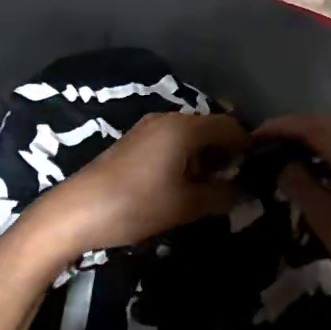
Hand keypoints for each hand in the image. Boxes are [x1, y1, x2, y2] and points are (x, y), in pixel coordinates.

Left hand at [23, 111, 245, 258]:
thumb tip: (244, 192)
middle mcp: (168, 119)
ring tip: (206, 189)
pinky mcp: (133, 140)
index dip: (247, 147)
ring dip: (204, 157)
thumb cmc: (137, 205)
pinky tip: (179, 184)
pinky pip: (171, 141)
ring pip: (190, 135)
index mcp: (185, 128)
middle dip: (225, 154)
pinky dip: (184, 157)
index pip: (231, 126)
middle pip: (210, 128)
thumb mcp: (186, 205)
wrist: (76, 211)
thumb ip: (222, 196)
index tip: (253, 173)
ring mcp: (147, 128)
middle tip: (232, 185)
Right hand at [257, 115, 330, 311]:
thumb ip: (298, 182)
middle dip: (294, 132)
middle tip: (264, 146)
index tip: (253, 137)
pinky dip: (327, 155)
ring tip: (281, 158)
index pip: (310, 126)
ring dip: (311, 143)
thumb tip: (281, 164)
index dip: (280, 127)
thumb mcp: (323, 216)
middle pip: (326, 127)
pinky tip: (311, 173)